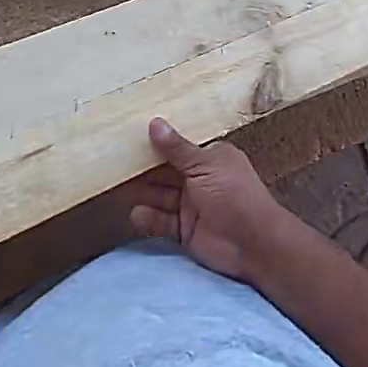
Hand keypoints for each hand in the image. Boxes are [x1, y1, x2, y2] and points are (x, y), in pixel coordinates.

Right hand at [128, 118, 304, 283]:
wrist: (255, 244)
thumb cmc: (233, 194)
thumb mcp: (205, 165)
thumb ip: (176, 148)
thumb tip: (154, 122)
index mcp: (209, 157)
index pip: (178, 147)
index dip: (156, 142)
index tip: (129, 136)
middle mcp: (199, 179)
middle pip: (164, 171)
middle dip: (142, 167)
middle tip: (112, 161)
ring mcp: (191, 205)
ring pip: (160, 195)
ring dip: (142, 192)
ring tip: (116, 187)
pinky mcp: (185, 230)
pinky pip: (162, 221)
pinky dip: (148, 218)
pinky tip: (136, 214)